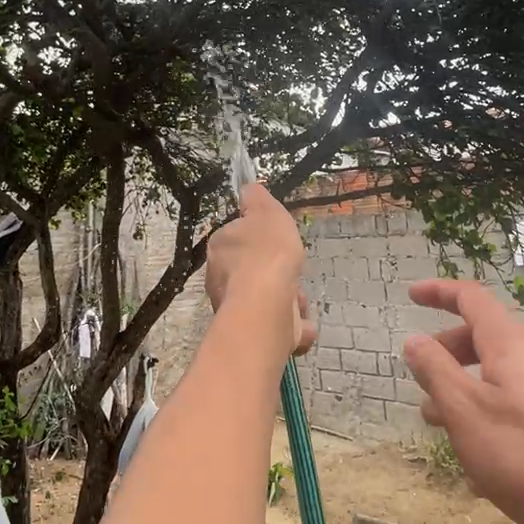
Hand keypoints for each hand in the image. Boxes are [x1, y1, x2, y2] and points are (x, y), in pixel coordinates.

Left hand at [204, 185, 316, 355]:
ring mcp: (235, 310)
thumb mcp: (266, 211)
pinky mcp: (252, 336)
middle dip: (280, 274)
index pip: (238, 239)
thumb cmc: (267, 254)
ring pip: (269, 301)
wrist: (267, 307)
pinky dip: (294, 327)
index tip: (277, 243)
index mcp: (220, 248)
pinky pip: (279, 328)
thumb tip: (247, 188)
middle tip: (292, 272)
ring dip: (290, 301)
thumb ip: (257, 198)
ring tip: (298, 300)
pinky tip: (302, 325)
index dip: (261, 241)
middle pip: (256, 272)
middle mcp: (220, 279)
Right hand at [401, 279, 523, 523]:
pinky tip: (476, 458)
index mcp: (508, 344)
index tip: (411, 295)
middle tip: (420, 375)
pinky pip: (512, 404)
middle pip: (482, 336)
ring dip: (461, 389)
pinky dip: (485, 415)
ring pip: (495, 375)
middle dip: (446, 350)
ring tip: (437, 423)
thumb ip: (436, 371)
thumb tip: (414, 340)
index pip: (471, 298)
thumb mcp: (466, 411)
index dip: (439, 291)